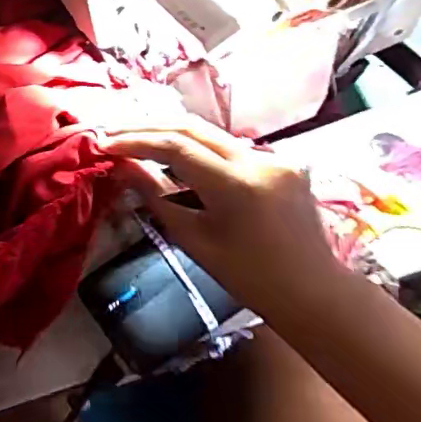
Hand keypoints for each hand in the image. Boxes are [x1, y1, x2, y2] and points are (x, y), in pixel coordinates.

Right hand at [102, 117, 352, 307]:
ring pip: (211, 133)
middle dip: (149, 127)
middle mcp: (259, 160)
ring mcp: (275, 157)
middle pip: (192, 127)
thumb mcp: (195, 240)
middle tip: (113, 132)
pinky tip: (176, 157)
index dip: (136, 141)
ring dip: (172, 134)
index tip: (105, 144)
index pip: (176, 146)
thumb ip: (156, 197)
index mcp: (238, 185)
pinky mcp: (282, 161)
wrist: (316, 294)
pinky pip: (229, 147)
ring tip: (136, 139)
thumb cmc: (251, 279)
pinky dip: (199, 149)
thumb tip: (122, 167)